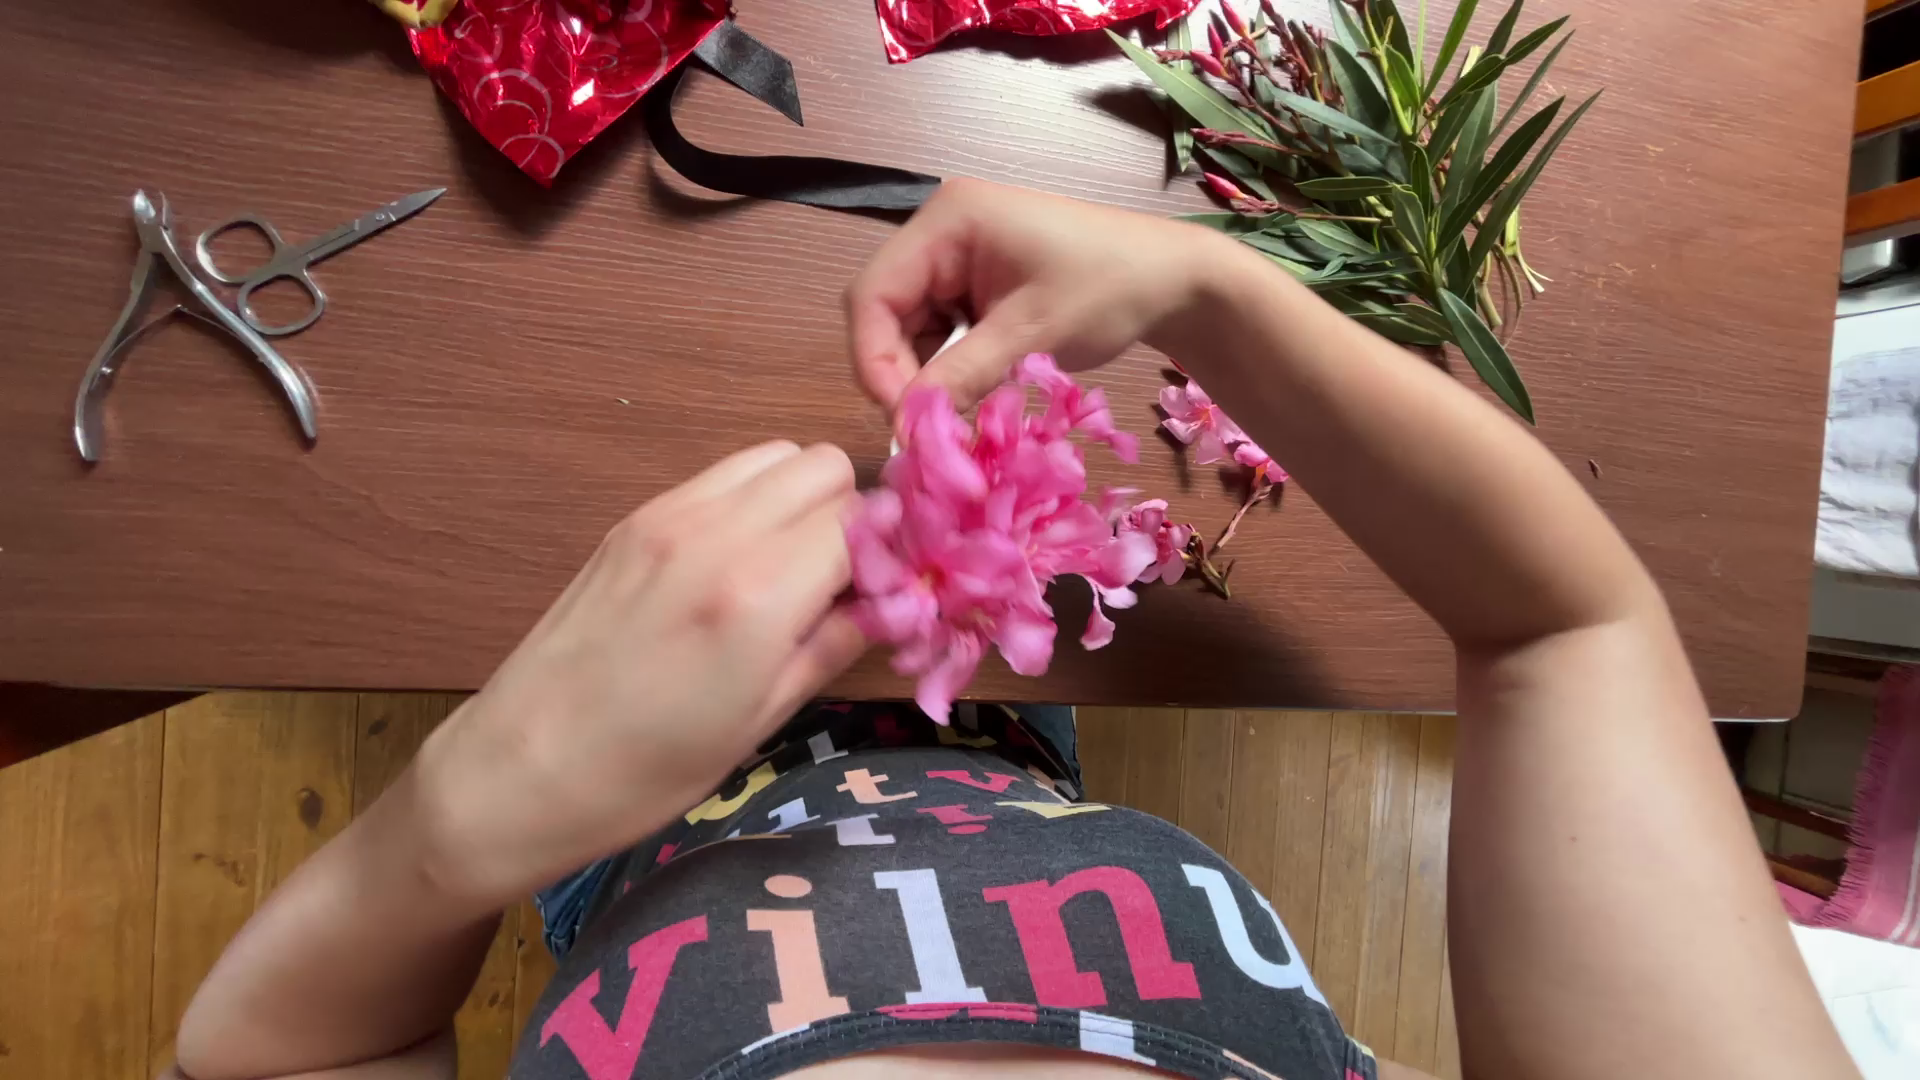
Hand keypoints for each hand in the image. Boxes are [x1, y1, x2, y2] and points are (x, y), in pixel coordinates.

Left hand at [411, 441, 865, 907]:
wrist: (520, 769)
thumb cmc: (653, 768)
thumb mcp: (766, 716)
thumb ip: (838, 638)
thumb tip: (894, 598)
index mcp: (760, 592)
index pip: (862, 519)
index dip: (890, 549)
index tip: (890, 584)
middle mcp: (718, 531)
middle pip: (824, 465)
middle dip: (851, 510)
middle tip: (844, 573)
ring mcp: (670, 514)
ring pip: (777, 454)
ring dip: (804, 495)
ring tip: (794, 560)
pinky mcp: (638, 515)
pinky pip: (725, 474)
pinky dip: (756, 496)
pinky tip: (742, 556)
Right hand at [847, 177, 1229, 411]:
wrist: (1170, 281)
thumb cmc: (1108, 289)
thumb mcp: (1030, 335)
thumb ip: (960, 376)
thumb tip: (905, 428)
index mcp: (947, 221)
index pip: (873, 293)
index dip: (873, 359)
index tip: (901, 417)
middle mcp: (941, 233)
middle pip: (883, 311)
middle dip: (896, 370)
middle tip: (923, 425)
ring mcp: (956, 259)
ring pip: (906, 327)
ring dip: (921, 373)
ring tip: (950, 412)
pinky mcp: (973, 285)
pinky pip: (937, 332)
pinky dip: (944, 366)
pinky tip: (968, 388)